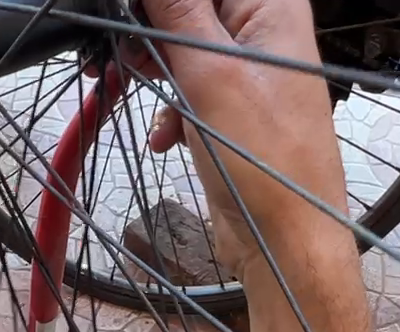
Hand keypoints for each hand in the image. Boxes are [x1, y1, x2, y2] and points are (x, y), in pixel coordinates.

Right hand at [137, 0, 345, 277]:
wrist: (283, 239)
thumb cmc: (263, 157)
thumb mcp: (211, 73)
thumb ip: (177, 13)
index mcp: (270, 6)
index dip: (160, 1)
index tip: (122, 13)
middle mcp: (261, 34)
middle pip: (191, 11)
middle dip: (149, 32)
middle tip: (116, 55)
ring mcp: (246, 79)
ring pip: (185, 55)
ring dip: (154, 74)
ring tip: (125, 90)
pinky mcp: (231, 119)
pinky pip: (191, 97)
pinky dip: (172, 114)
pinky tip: (164, 139)